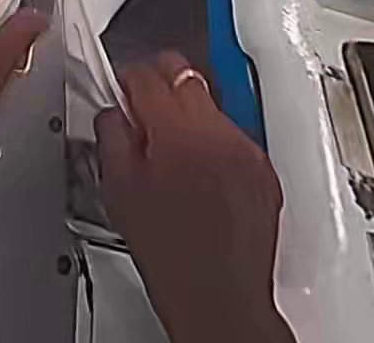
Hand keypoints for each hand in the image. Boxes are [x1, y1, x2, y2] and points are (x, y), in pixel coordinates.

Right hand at [97, 53, 294, 342]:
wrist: (220, 302)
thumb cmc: (171, 257)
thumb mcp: (120, 191)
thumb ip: (112, 134)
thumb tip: (113, 109)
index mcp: (176, 134)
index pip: (147, 74)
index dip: (126, 77)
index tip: (120, 86)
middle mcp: (216, 132)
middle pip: (182, 71)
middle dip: (157, 79)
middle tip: (141, 103)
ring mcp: (243, 147)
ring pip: (207, 100)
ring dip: (185, 111)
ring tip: (170, 149)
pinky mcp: (262, 165)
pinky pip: (230, 131)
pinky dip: (211, 138)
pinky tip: (198, 171)